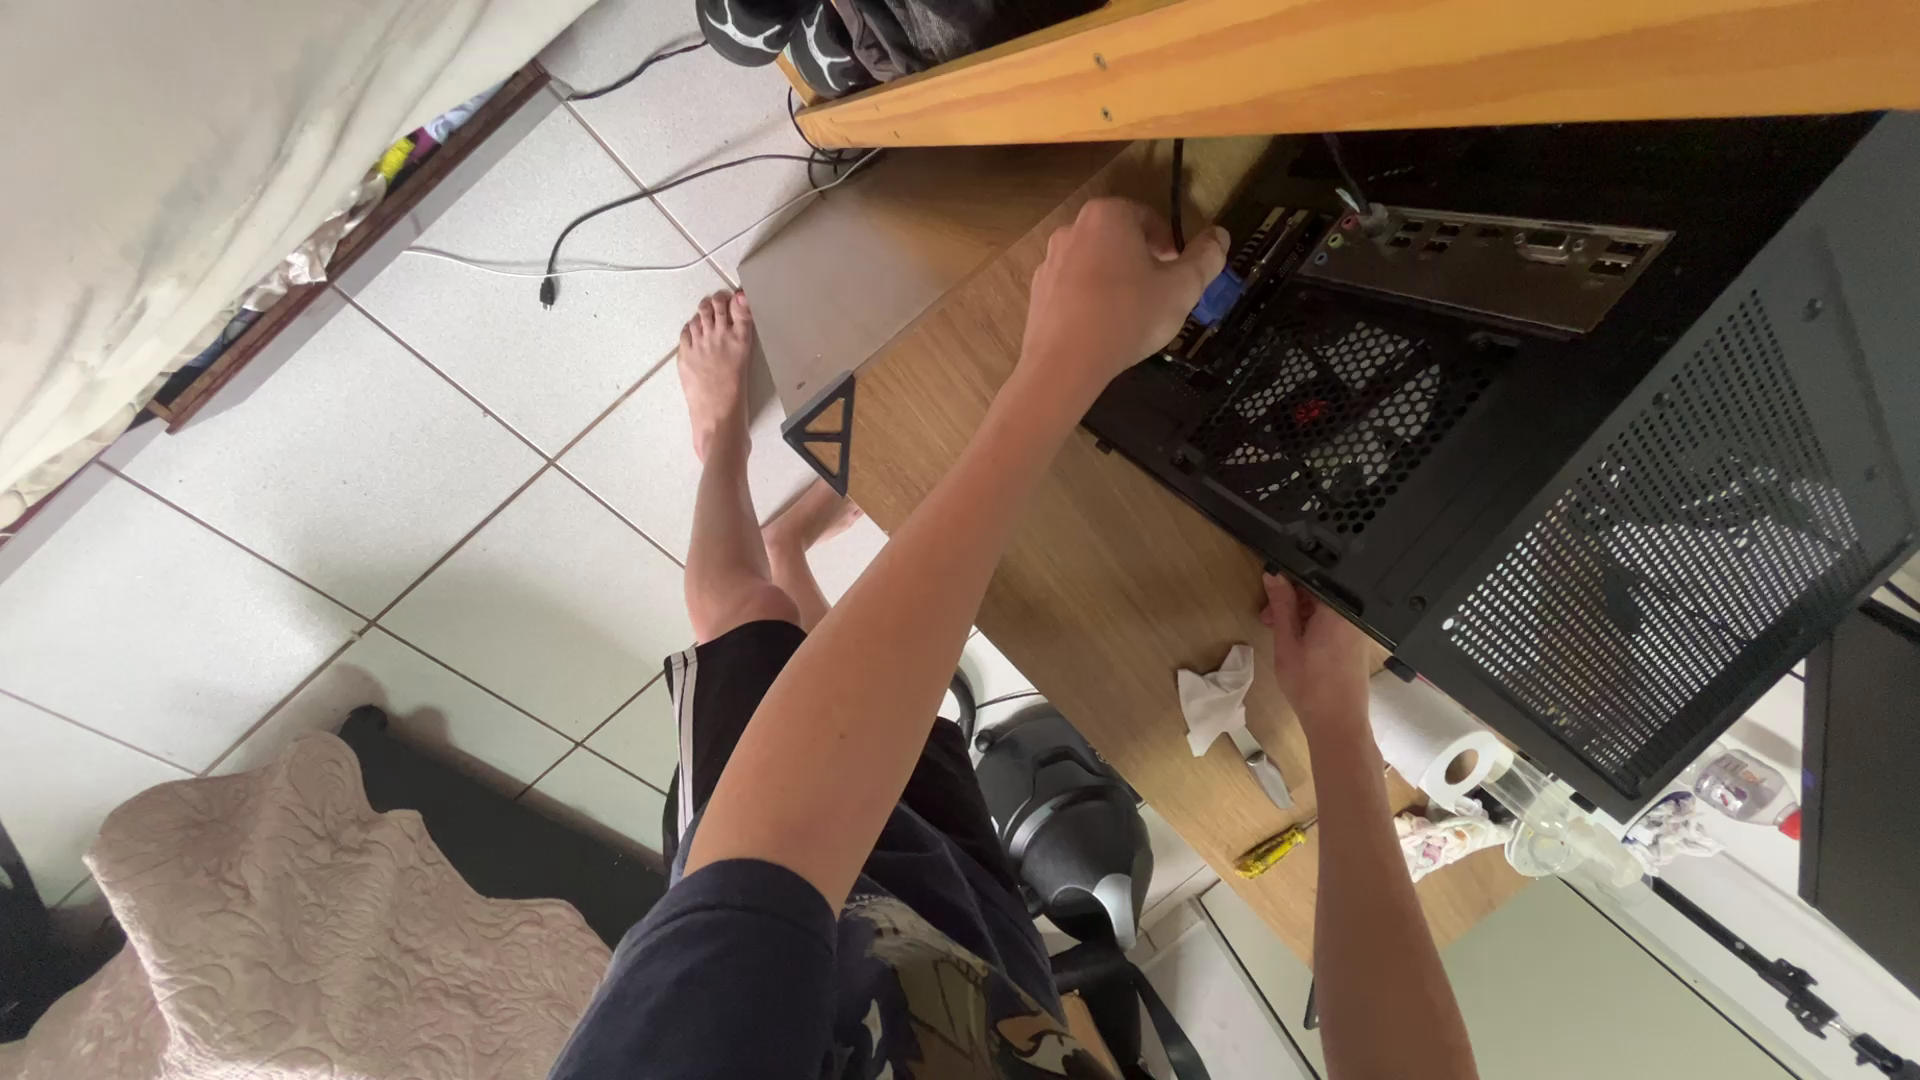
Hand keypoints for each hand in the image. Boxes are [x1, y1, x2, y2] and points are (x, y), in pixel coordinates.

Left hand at [1019, 198, 1228, 396]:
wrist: (1064, 364)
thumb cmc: (1128, 317)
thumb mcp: (1182, 288)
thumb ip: (1206, 258)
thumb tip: (1219, 236)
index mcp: (1108, 215)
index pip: (1148, 218)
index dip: (1168, 245)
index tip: (1177, 271)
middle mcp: (1071, 228)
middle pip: (1117, 240)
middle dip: (1140, 261)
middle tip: (1157, 294)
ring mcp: (1049, 261)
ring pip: (1093, 265)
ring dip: (1113, 281)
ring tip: (1128, 315)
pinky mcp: (1036, 293)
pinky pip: (1071, 290)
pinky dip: (1088, 301)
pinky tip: (1099, 328)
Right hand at [1259, 573, 1370, 738]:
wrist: (1337, 722)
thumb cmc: (1309, 684)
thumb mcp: (1287, 641)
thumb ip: (1282, 604)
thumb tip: (1273, 575)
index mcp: (1337, 610)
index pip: (1311, 578)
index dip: (1287, 581)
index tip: (1268, 593)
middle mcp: (1353, 616)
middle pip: (1319, 592)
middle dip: (1290, 599)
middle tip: (1268, 617)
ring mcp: (1357, 630)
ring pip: (1324, 608)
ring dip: (1299, 613)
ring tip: (1278, 631)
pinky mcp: (1356, 643)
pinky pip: (1332, 623)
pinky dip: (1312, 626)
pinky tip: (1296, 641)